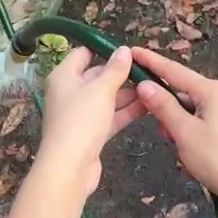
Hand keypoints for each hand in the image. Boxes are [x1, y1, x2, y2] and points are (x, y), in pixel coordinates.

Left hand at [37, 46, 144, 195]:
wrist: (69, 167)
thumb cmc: (81, 120)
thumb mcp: (101, 90)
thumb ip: (115, 70)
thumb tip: (124, 50)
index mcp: (64, 76)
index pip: (83, 54)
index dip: (103, 49)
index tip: (128, 50)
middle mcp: (69, 92)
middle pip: (97, 76)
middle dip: (121, 74)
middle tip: (148, 70)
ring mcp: (80, 114)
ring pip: (106, 98)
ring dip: (128, 94)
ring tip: (154, 86)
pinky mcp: (90, 132)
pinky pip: (110, 116)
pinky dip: (126, 111)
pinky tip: (148, 105)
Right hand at [130, 47, 217, 214]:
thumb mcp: (184, 132)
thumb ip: (163, 107)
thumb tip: (145, 85)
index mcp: (211, 90)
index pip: (173, 71)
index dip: (150, 62)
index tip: (131, 51)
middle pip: (181, 92)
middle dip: (165, 108)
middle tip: (157, 127)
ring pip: (190, 112)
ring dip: (177, 127)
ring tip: (178, 148)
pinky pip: (200, 125)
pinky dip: (189, 137)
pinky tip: (190, 158)